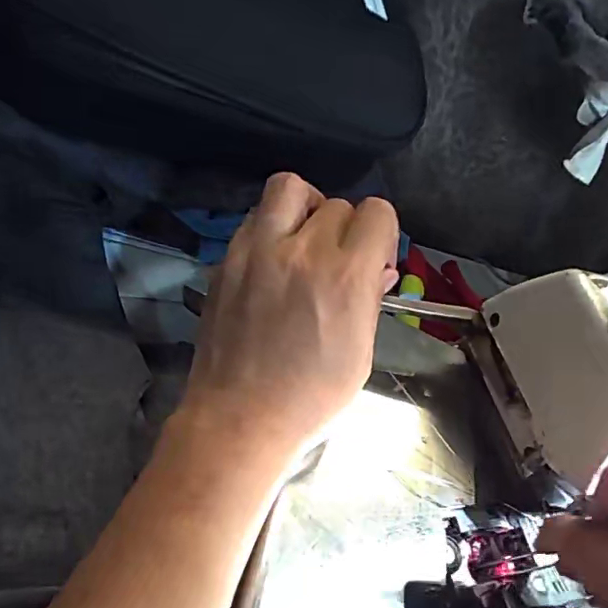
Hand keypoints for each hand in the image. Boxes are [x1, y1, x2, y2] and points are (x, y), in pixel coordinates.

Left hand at [179, 173, 398, 456]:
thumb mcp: (360, 358)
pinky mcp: (226, 262)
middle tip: (337, 265)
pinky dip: (270, 229)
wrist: (240, 419)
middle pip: (336, 204)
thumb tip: (377, 272)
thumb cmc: (310, 401)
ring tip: (303, 242)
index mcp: (346, 277)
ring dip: (305, 208)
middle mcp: (302, 251)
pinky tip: (271, 263)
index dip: (381, 235)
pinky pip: (254, 219)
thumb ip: (369, 304)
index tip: (373, 262)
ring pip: (288, 188)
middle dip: (346, 231)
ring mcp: (257, 251)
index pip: (377, 213)